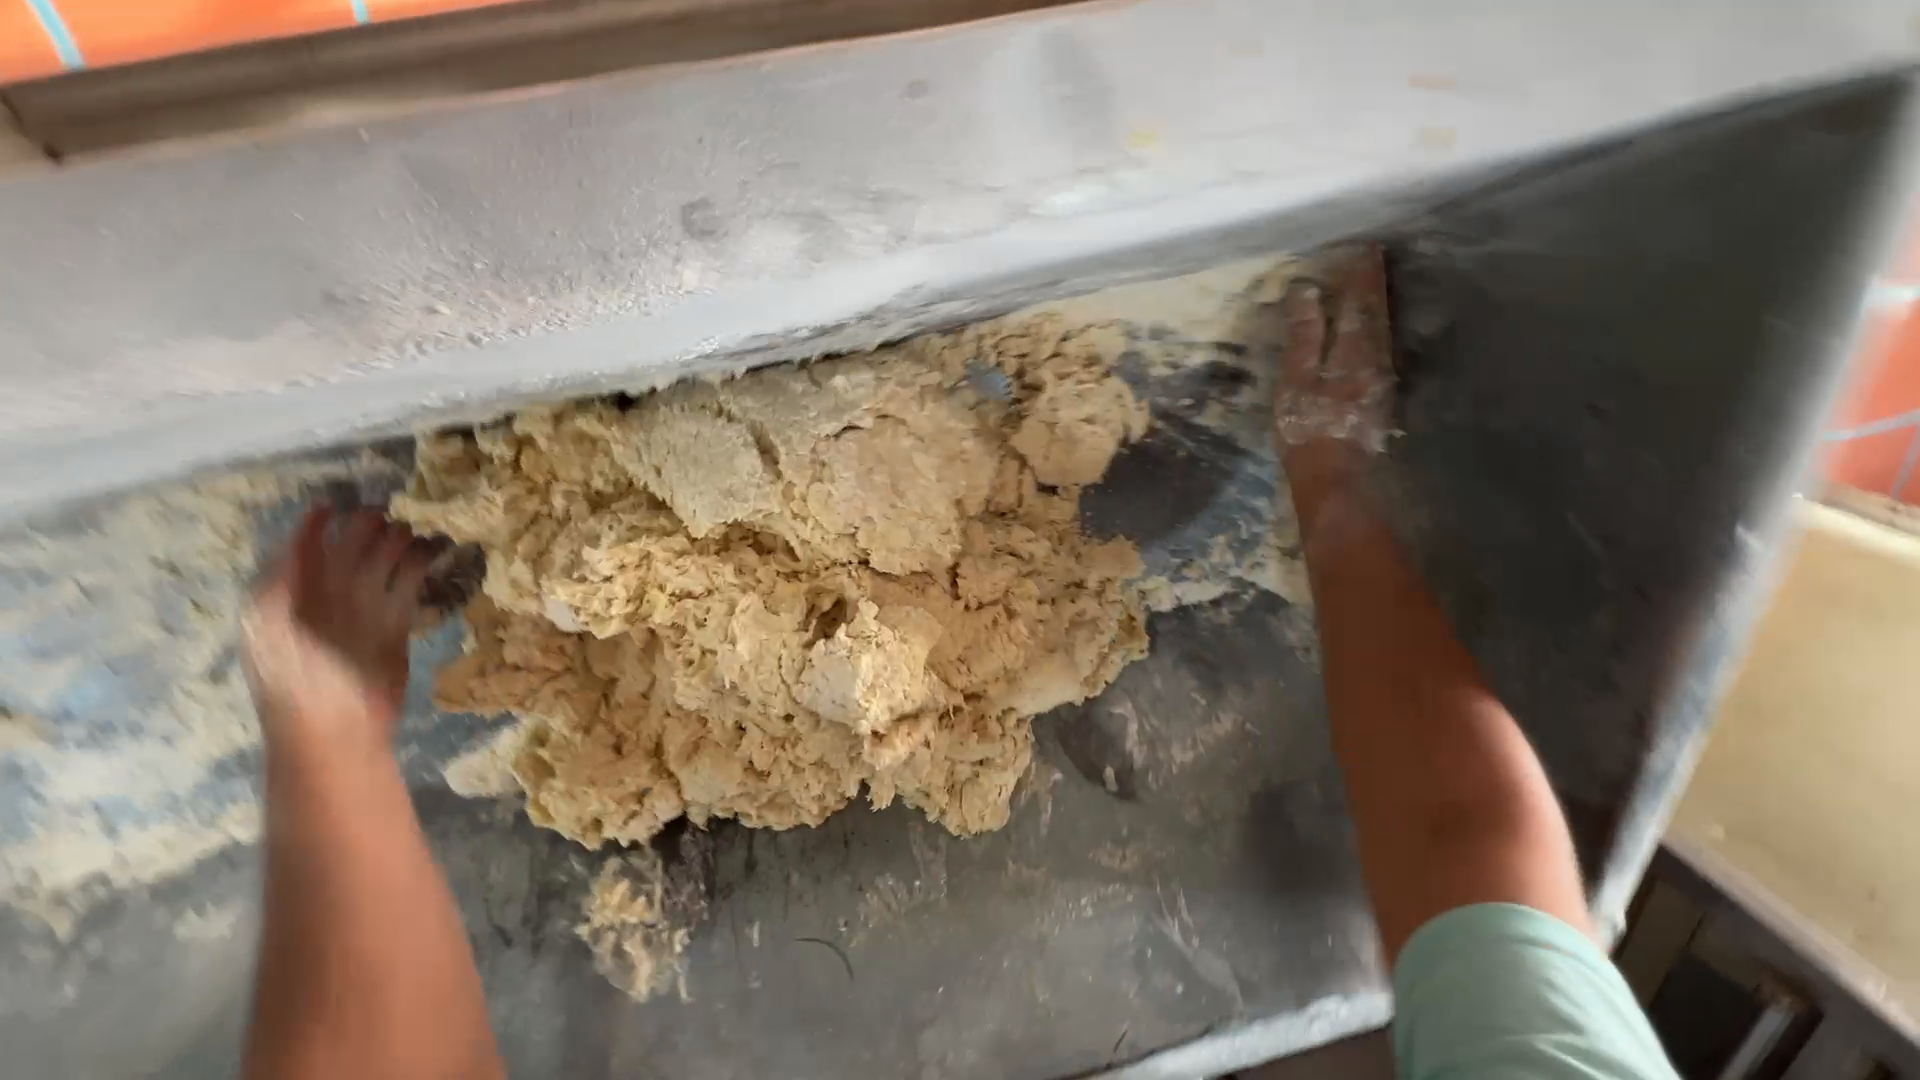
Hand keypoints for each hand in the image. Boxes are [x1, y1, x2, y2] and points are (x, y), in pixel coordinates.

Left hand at [242, 504, 435, 746]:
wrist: (335, 733)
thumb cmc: (295, 686)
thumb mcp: (269, 633)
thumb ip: (279, 585)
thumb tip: (300, 541)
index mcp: (291, 594)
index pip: (305, 545)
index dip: (318, 522)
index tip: (340, 502)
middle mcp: (329, 595)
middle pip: (353, 547)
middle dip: (372, 527)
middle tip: (397, 517)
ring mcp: (365, 608)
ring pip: (387, 561)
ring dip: (405, 542)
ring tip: (424, 530)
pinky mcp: (396, 623)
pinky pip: (411, 584)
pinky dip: (426, 565)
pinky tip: (440, 550)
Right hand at [1275, 244, 1395, 453]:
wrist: (1334, 477)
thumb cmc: (1307, 427)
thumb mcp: (1296, 380)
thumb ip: (1303, 335)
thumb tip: (1306, 291)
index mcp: (1354, 350)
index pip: (1360, 302)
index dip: (1361, 275)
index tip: (1364, 248)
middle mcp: (1376, 359)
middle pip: (1377, 315)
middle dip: (1373, 287)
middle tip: (1372, 260)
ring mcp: (1381, 380)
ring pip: (1381, 333)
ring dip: (1376, 309)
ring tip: (1370, 290)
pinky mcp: (1378, 398)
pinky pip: (1379, 352)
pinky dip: (1374, 334)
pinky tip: (1369, 335)